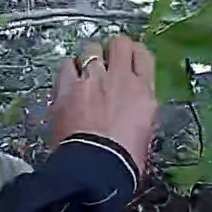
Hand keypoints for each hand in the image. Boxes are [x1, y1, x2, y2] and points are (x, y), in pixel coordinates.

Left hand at [50, 34, 158, 176]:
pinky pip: (67, 64)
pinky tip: (68, 80)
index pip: (143, 55)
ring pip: (91, 48)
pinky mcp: (67, 89)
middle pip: (119, 43)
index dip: (133, 55)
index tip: (127, 62)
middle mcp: (119, 78)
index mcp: (143, 91)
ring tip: (84, 71)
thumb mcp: (145, 132)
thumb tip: (132, 109)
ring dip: (88, 57)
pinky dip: (68, 70)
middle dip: (112, 50)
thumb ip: (139, 110)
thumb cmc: (125, 159)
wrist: (97, 168)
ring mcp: (91, 80)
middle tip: (106, 63)